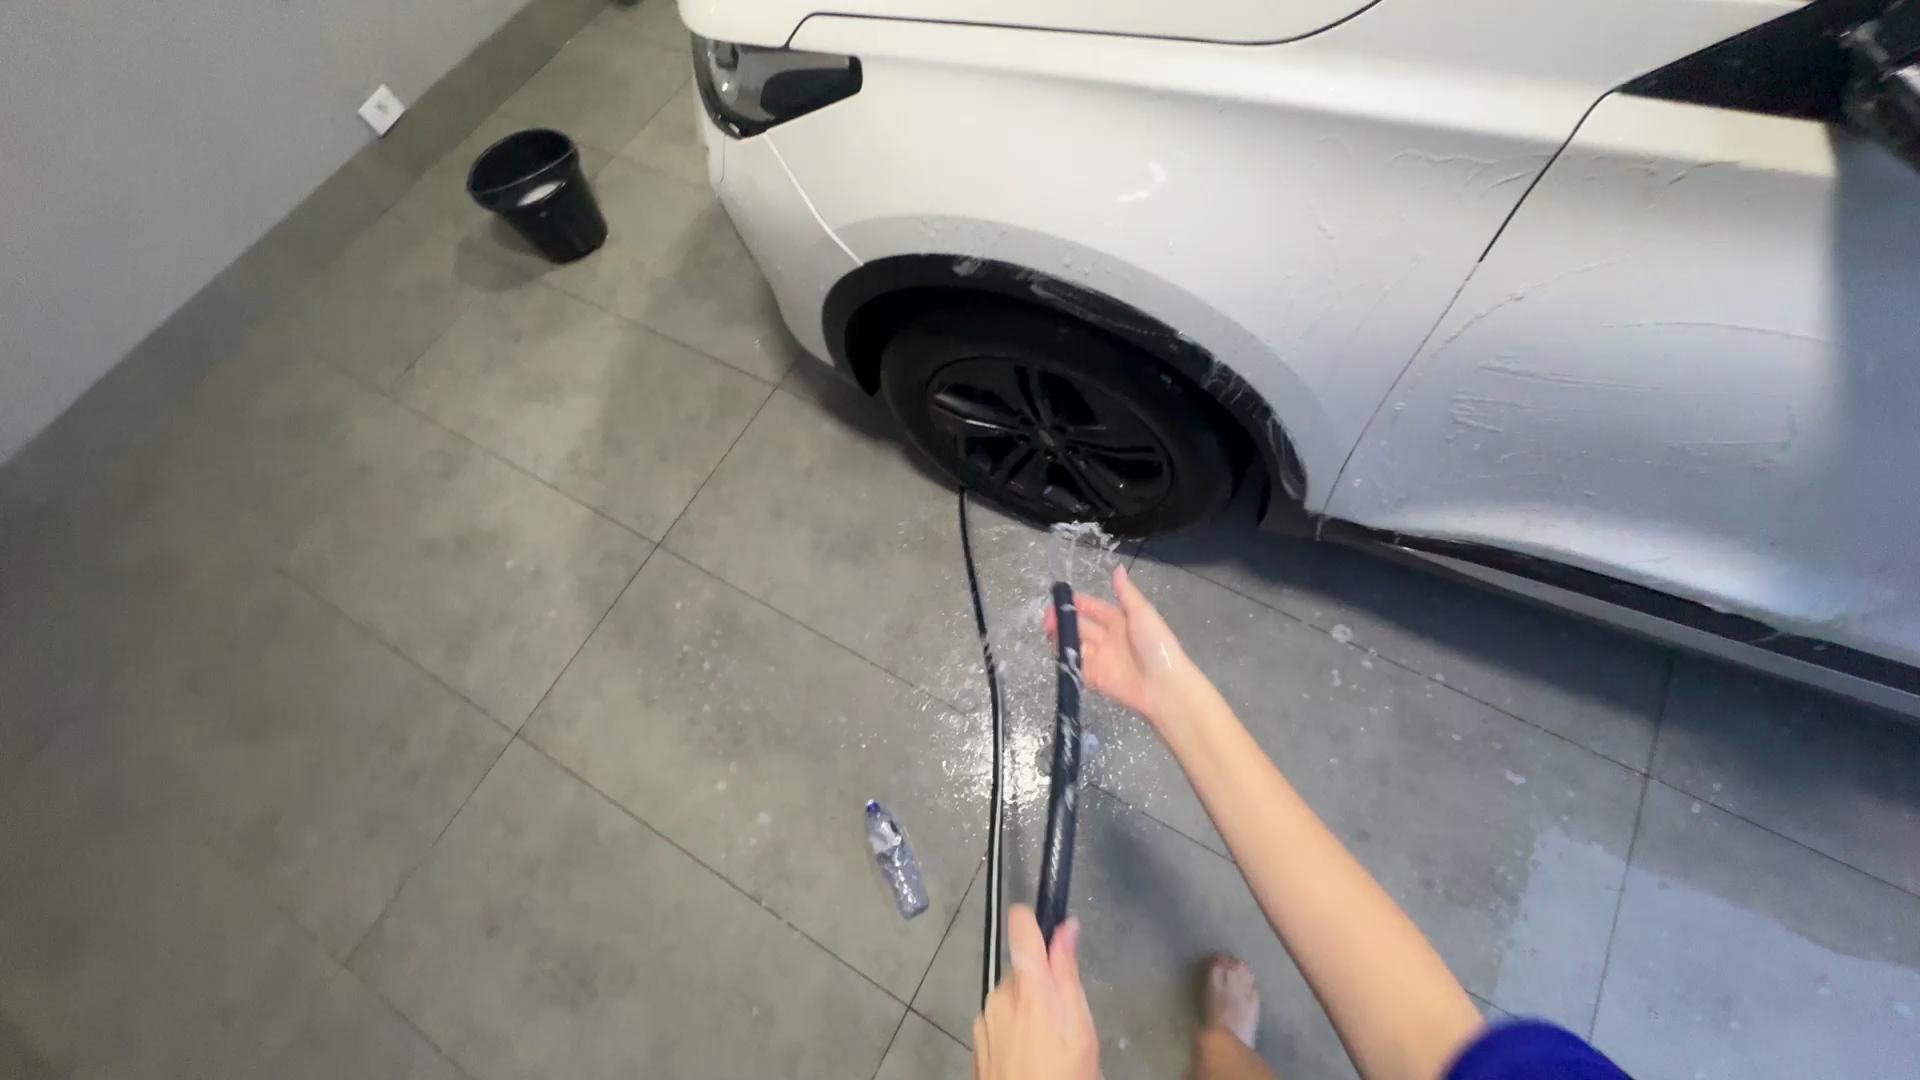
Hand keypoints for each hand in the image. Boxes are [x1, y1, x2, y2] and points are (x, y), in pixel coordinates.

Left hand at [974, 906, 1098, 1079]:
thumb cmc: (1065, 1078)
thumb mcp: (1082, 1030)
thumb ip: (1068, 974)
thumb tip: (1066, 927)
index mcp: (1028, 986)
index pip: (1020, 925)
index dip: (1032, 919)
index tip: (1048, 931)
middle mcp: (999, 994)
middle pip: (1022, 970)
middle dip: (1041, 987)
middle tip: (1063, 1024)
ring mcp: (984, 1020)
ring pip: (1011, 999)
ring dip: (1027, 1013)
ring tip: (1049, 1050)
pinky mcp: (976, 1044)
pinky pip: (999, 1023)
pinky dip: (1014, 1033)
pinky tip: (1029, 1062)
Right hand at [1046, 565, 1200, 728]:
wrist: (1165, 686)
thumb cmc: (1156, 645)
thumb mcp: (1143, 614)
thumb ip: (1126, 593)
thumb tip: (1116, 568)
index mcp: (1120, 621)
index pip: (1094, 608)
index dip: (1078, 603)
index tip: (1060, 598)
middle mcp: (1108, 638)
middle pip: (1081, 626)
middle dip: (1064, 620)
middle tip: (1047, 618)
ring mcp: (1100, 658)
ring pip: (1075, 644)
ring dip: (1061, 637)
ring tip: (1048, 631)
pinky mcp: (1095, 678)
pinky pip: (1076, 665)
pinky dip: (1066, 658)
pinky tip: (1056, 651)